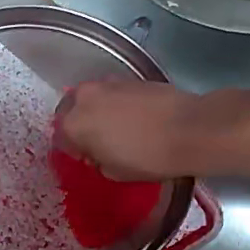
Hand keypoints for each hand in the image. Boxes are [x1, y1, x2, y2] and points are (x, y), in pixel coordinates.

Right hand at [55, 80, 210, 180]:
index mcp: (73, 124)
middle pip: (71, 111)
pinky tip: (134, 117)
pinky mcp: (130, 77)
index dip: (73, 150)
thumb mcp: (114, 172)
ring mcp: (108, 83)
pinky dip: (116, 103)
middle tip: (97, 141)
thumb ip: (97, 160)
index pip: (60, 138)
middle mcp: (84, 97)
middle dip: (80, 125)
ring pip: (92, 98)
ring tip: (117, 128)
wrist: (189, 129)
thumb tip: (98, 152)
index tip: (87, 158)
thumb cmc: (148, 158)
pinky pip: (113, 93)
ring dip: (97, 111)